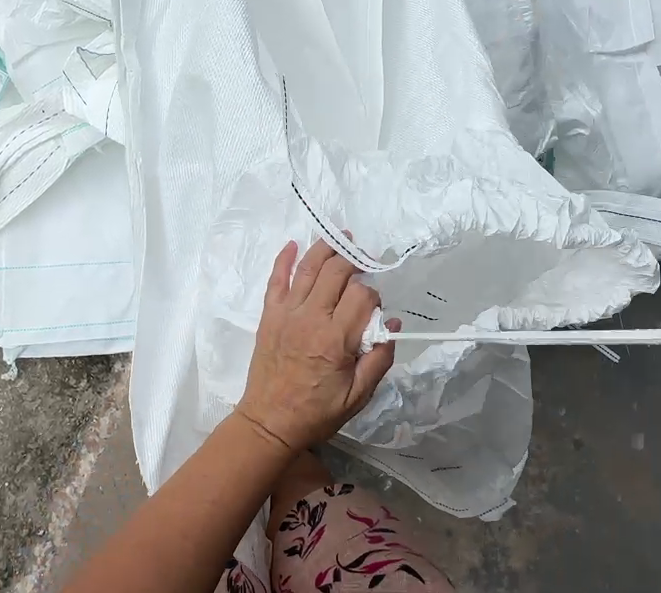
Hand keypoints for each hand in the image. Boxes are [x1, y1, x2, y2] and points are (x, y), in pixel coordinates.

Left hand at [233, 239, 398, 452]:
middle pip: (335, 272)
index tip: (375, 305)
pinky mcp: (269, 314)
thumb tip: (391, 324)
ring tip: (340, 238)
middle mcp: (311, 318)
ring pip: (308, 268)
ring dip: (325, 248)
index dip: (373, 294)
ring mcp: (287, 313)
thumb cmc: (316, 412)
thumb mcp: (357, 397)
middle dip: (354, 259)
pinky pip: (276, 279)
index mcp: (336, 339)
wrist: (269, 423)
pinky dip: (283, 258)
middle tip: (364, 257)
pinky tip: (293, 244)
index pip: (361, 296)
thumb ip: (378, 360)